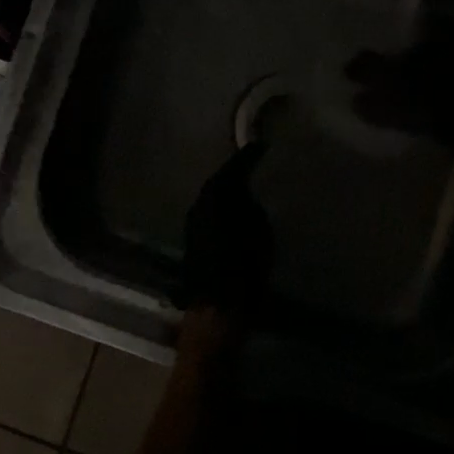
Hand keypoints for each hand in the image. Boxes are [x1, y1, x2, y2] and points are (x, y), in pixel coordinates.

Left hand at [179, 142, 272, 312]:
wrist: (220, 307)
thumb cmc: (245, 268)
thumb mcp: (260, 233)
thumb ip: (252, 209)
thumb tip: (245, 198)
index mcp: (215, 198)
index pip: (232, 170)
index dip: (248, 157)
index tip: (261, 147)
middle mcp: (199, 206)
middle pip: (218, 184)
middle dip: (234, 176)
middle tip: (252, 167)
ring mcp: (192, 226)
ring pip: (212, 201)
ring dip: (227, 195)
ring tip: (246, 190)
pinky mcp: (193, 244)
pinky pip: (210, 217)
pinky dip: (222, 212)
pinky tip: (235, 215)